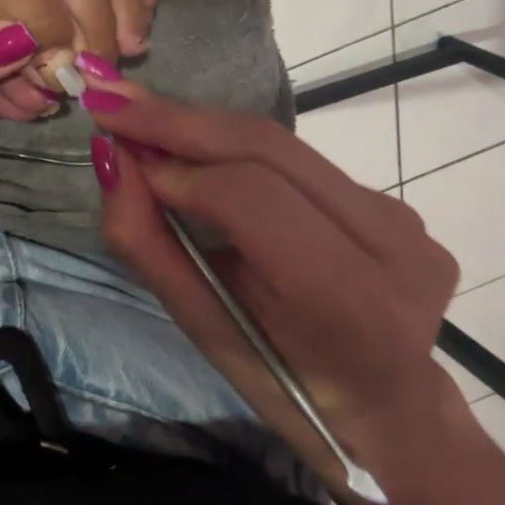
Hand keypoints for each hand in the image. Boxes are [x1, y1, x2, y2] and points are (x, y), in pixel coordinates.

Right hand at [78, 67, 470, 496]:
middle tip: (104, 96)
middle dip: (174, 117)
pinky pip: (293, 156)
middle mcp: (390, 243)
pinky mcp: (396, 202)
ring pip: (276, 142)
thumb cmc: (278, 377)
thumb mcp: (198, 323)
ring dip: (196, 123)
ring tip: (131, 109)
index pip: (248, 195)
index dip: (174, 166)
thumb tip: (109, 156)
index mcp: (347, 296)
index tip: (111, 147)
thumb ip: (145, 241)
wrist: (384, 409)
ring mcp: (401, 218)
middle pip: (264, 148)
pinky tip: (186, 143)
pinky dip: (228, 143)